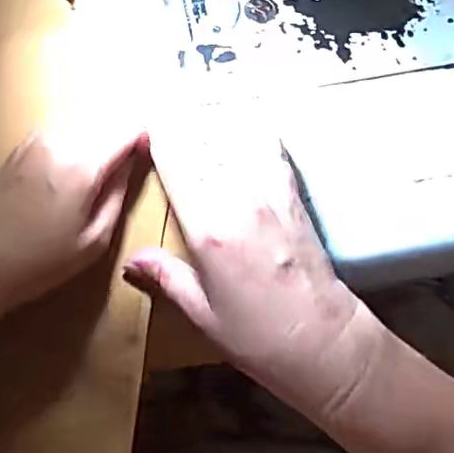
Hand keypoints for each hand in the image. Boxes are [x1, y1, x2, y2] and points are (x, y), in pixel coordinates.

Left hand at [0, 116, 145, 323]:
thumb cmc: (41, 261)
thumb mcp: (93, 241)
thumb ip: (119, 194)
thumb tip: (133, 159)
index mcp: (84, 164)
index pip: (126, 130)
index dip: (141, 136)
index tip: (150, 147)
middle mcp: (62, 140)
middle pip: (104, 123)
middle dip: (118, 137)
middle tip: (124, 164)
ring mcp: (39, 138)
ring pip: (82, 126)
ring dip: (94, 139)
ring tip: (93, 174)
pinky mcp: (22, 144)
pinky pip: (60, 133)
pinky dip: (72, 142)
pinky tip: (65, 175)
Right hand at [124, 115, 386, 421]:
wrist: (323, 340)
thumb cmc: (257, 335)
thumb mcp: (202, 312)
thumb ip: (165, 275)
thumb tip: (130, 259)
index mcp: (207, 227)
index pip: (174, 159)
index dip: (156, 137)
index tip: (146, 129)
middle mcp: (236, 197)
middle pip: (200, 138)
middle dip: (179, 123)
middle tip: (165, 115)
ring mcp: (267, 188)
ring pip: (231, 132)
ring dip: (210, 120)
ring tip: (196, 112)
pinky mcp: (290, 187)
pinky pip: (266, 142)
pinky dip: (249, 126)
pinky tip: (239, 120)